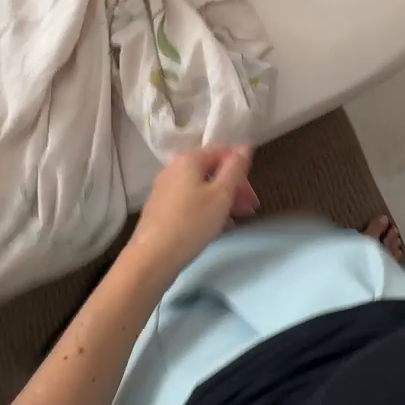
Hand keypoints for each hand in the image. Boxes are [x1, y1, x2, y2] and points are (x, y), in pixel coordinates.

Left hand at [125, 144, 259, 279]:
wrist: (152, 258)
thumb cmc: (192, 222)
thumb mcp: (221, 195)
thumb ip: (236, 168)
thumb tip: (246, 146)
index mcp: (189, 159)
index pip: (223, 152)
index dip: (242, 170)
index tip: (253, 196)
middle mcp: (174, 169)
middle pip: (212, 171)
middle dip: (233, 188)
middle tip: (249, 210)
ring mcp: (164, 190)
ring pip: (201, 188)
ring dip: (222, 200)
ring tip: (235, 221)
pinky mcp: (160, 210)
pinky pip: (189, 202)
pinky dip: (206, 209)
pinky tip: (216, 227)